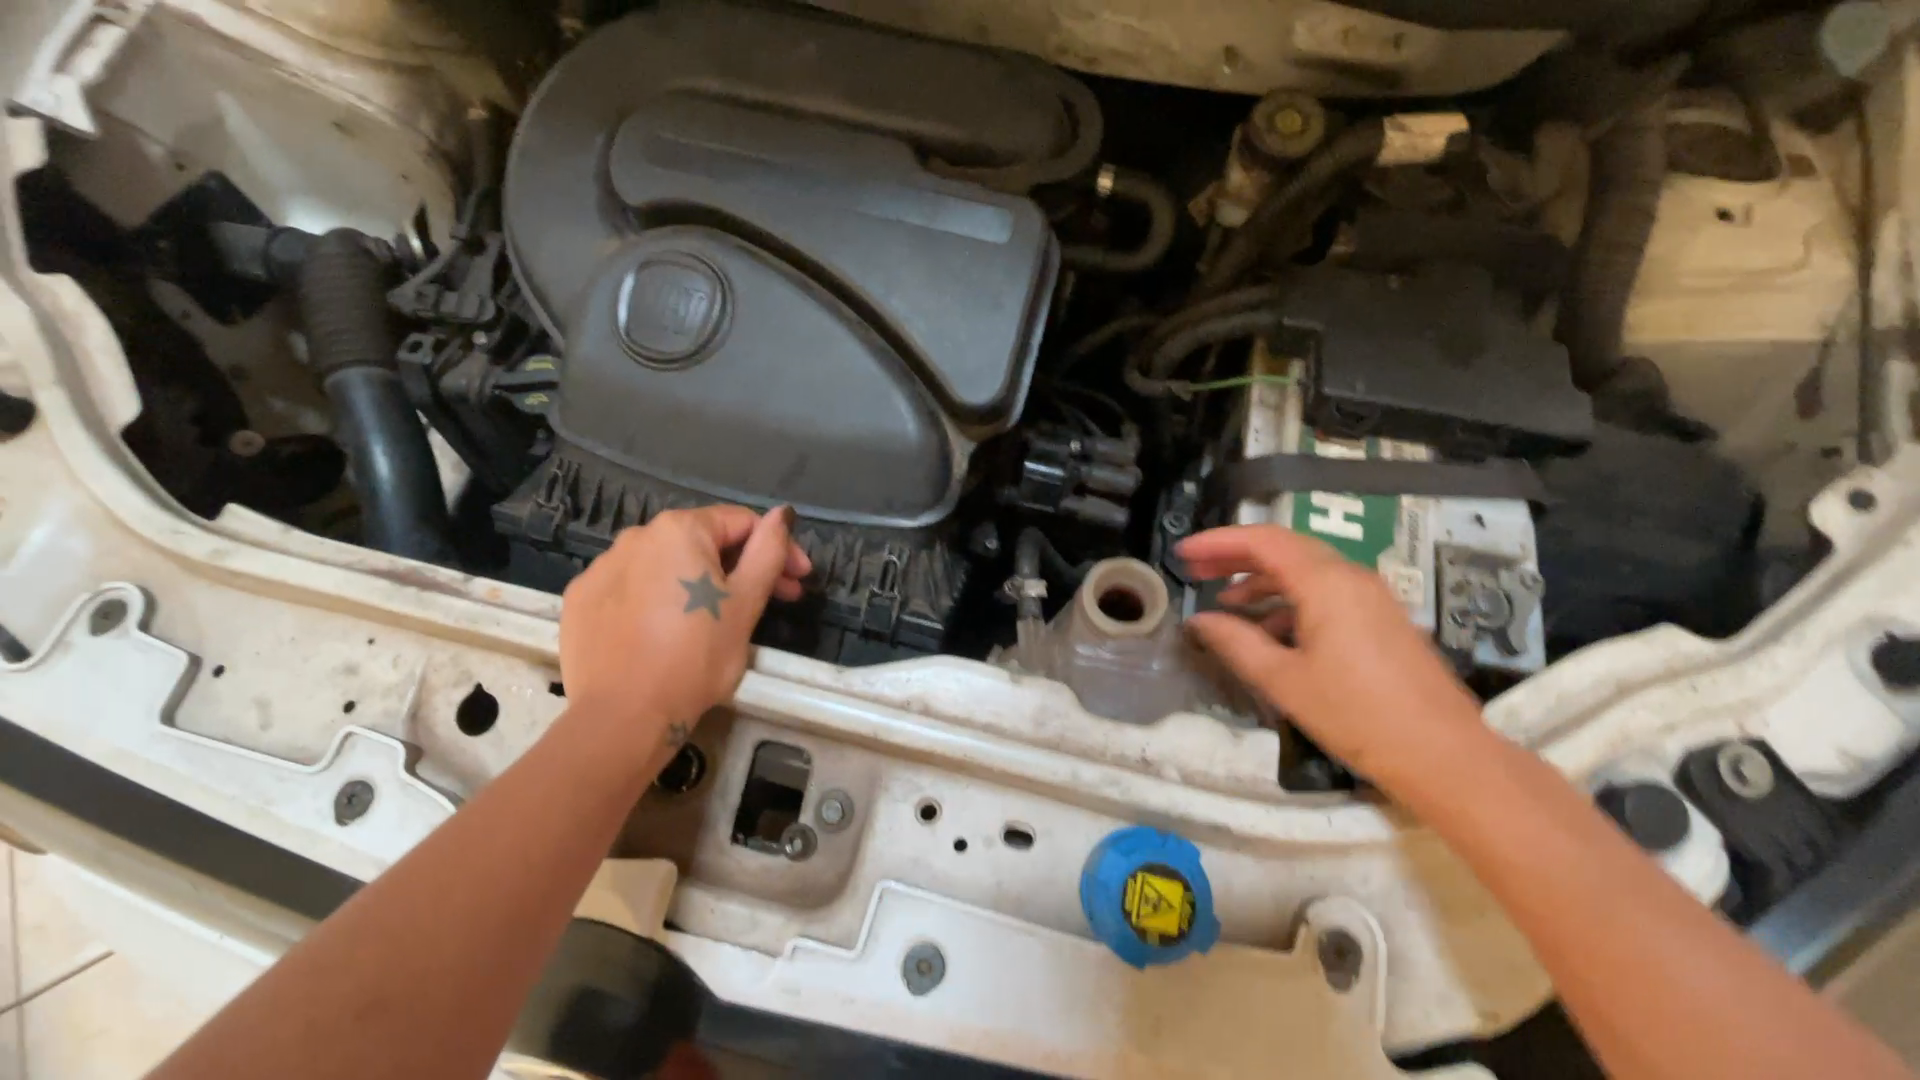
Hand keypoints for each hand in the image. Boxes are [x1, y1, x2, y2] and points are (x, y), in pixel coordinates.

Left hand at [559, 505, 810, 759]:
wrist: (623, 715)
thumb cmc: (696, 656)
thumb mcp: (746, 605)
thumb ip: (768, 551)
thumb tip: (781, 514)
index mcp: (680, 530)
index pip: (741, 523)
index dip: (778, 549)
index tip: (798, 581)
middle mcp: (636, 536)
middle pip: (701, 542)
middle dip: (741, 567)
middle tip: (773, 600)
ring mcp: (601, 568)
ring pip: (664, 565)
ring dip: (698, 583)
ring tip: (716, 620)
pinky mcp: (580, 601)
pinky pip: (631, 589)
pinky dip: (656, 600)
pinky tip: (667, 631)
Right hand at [1179, 525, 1486, 786]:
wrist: (1441, 753)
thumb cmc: (1355, 715)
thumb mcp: (1283, 681)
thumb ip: (1236, 643)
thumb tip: (1200, 621)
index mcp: (1326, 583)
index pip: (1264, 541)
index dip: (1219, 542)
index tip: (1184, 553)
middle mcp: (1351, 577)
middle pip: (1285, 548)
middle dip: (1237, 557)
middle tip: (1196, 570)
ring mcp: (1371, 597)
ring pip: (1306, 571)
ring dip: (1262, 581)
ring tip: (1225, 604)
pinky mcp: (1381, 619)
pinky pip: (1327, 593)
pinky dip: (1290, 601)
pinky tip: (1270, 632)